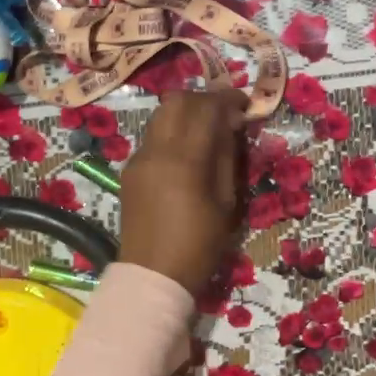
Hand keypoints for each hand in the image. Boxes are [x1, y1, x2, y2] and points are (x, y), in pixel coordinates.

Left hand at [117, 90, 248, 297]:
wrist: (153, 276)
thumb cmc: (199, 245)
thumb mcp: (226, 202)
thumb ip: (226, 157)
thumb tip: (231, 126)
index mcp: (185, 160)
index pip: (206, 108)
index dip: (228, 99)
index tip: (245, 104)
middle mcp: (157, 150)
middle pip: (177, 100)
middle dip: (204, 99)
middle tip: (225, 113)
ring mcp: (139, 159)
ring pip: (161, 115)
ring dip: (186, 112)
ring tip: (207, 129)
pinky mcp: (130, 170)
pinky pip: (153, 137)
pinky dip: (172, 132)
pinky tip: (187, 153)